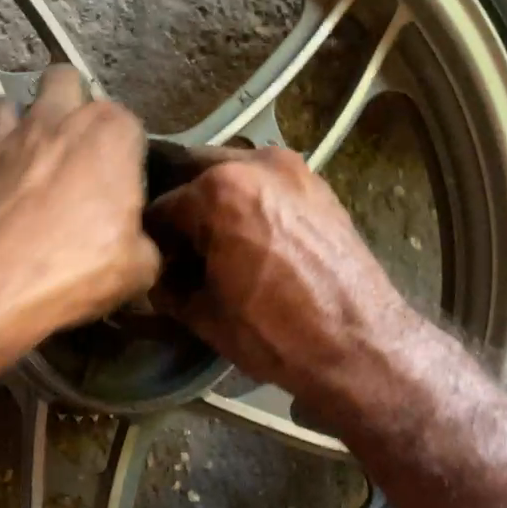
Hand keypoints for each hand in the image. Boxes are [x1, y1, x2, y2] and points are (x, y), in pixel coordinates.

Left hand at [0, 66, 160, 346]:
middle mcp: (55, 120)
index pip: (128, 124)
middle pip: (64, 84)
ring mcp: (4, 139)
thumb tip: (140, 248)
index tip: (122, 188)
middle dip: (69, 105)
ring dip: (19, 125)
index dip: (126, 154)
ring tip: (28, 162)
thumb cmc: (75, 269)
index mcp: (108, 132)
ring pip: (10, 105)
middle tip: (73, 150)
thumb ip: (144, 246)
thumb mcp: (137, 269)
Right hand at [146, 147, 419, 412]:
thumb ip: (167, 286)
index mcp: (216, 191)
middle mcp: (254, 163)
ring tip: (214, 246)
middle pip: (196, 177)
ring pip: (234, 175)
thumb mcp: (202, 315)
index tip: (151, 263)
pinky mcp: (318, 185)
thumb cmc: (272, 333)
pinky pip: (267, 185)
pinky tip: (249, 242)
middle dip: (183, 210)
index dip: (150, 239)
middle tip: (179, 251)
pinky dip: (250, 204)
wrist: (356, 343)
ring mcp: (293, 169)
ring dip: (216, 203)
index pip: (161, 208)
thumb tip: (156, 276)